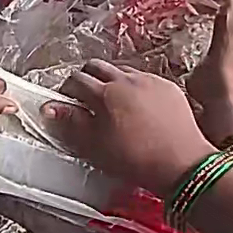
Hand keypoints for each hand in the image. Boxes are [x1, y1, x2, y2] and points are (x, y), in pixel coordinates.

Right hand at [45, 60, 213, 193]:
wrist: (183, 165)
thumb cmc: (134, 159)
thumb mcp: (95, 145)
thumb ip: (71, 122)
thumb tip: (49, 107)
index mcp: (104, 93)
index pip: (75, 79)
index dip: (66, 90)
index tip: (67, 104)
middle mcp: (125, 79)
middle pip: (96, 66)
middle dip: (86, 78)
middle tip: (86, 98)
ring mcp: (149, 80)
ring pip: (120, 69)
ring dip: (110, 80)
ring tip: (112, 102)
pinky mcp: (168, 86)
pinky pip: (144, 78)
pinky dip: (134, 86)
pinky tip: (137, 105)